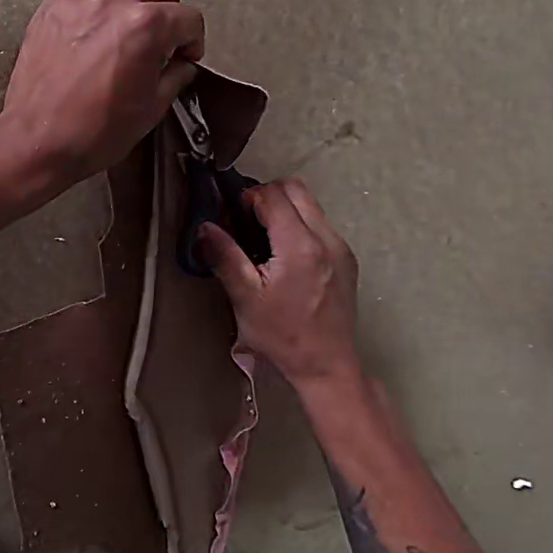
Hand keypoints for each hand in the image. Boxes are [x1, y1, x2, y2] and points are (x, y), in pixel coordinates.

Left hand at [0, 0, 205, 182]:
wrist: (39, 140)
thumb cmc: (92, 132)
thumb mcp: (150, 110)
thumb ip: (174, 77)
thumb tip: (181, 64)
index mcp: (145, 27)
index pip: (188, 17)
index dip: (194, 41)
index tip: (186, 55)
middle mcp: (114, 2)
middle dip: (170, 13)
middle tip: (163, 41)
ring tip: (132, 21)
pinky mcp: (53, 4)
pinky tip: (99, 14)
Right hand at [198, 178, 362, 387]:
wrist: (327, 364)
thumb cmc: (283, 336)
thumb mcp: (245, 298)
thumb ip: (225, 256)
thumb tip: (205, 227)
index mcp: (300, 246)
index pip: (272, 195)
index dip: (247, 196)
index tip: (233, 214)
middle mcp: (326, 239)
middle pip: (296, 188)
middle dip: (268, 195)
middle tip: (247, 220)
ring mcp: (340, 248)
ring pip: (311, 204)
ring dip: (285, 209)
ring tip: (264, 239)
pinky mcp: (347, 259)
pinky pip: (321, 224)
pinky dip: (300, 225)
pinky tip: (285, 255)